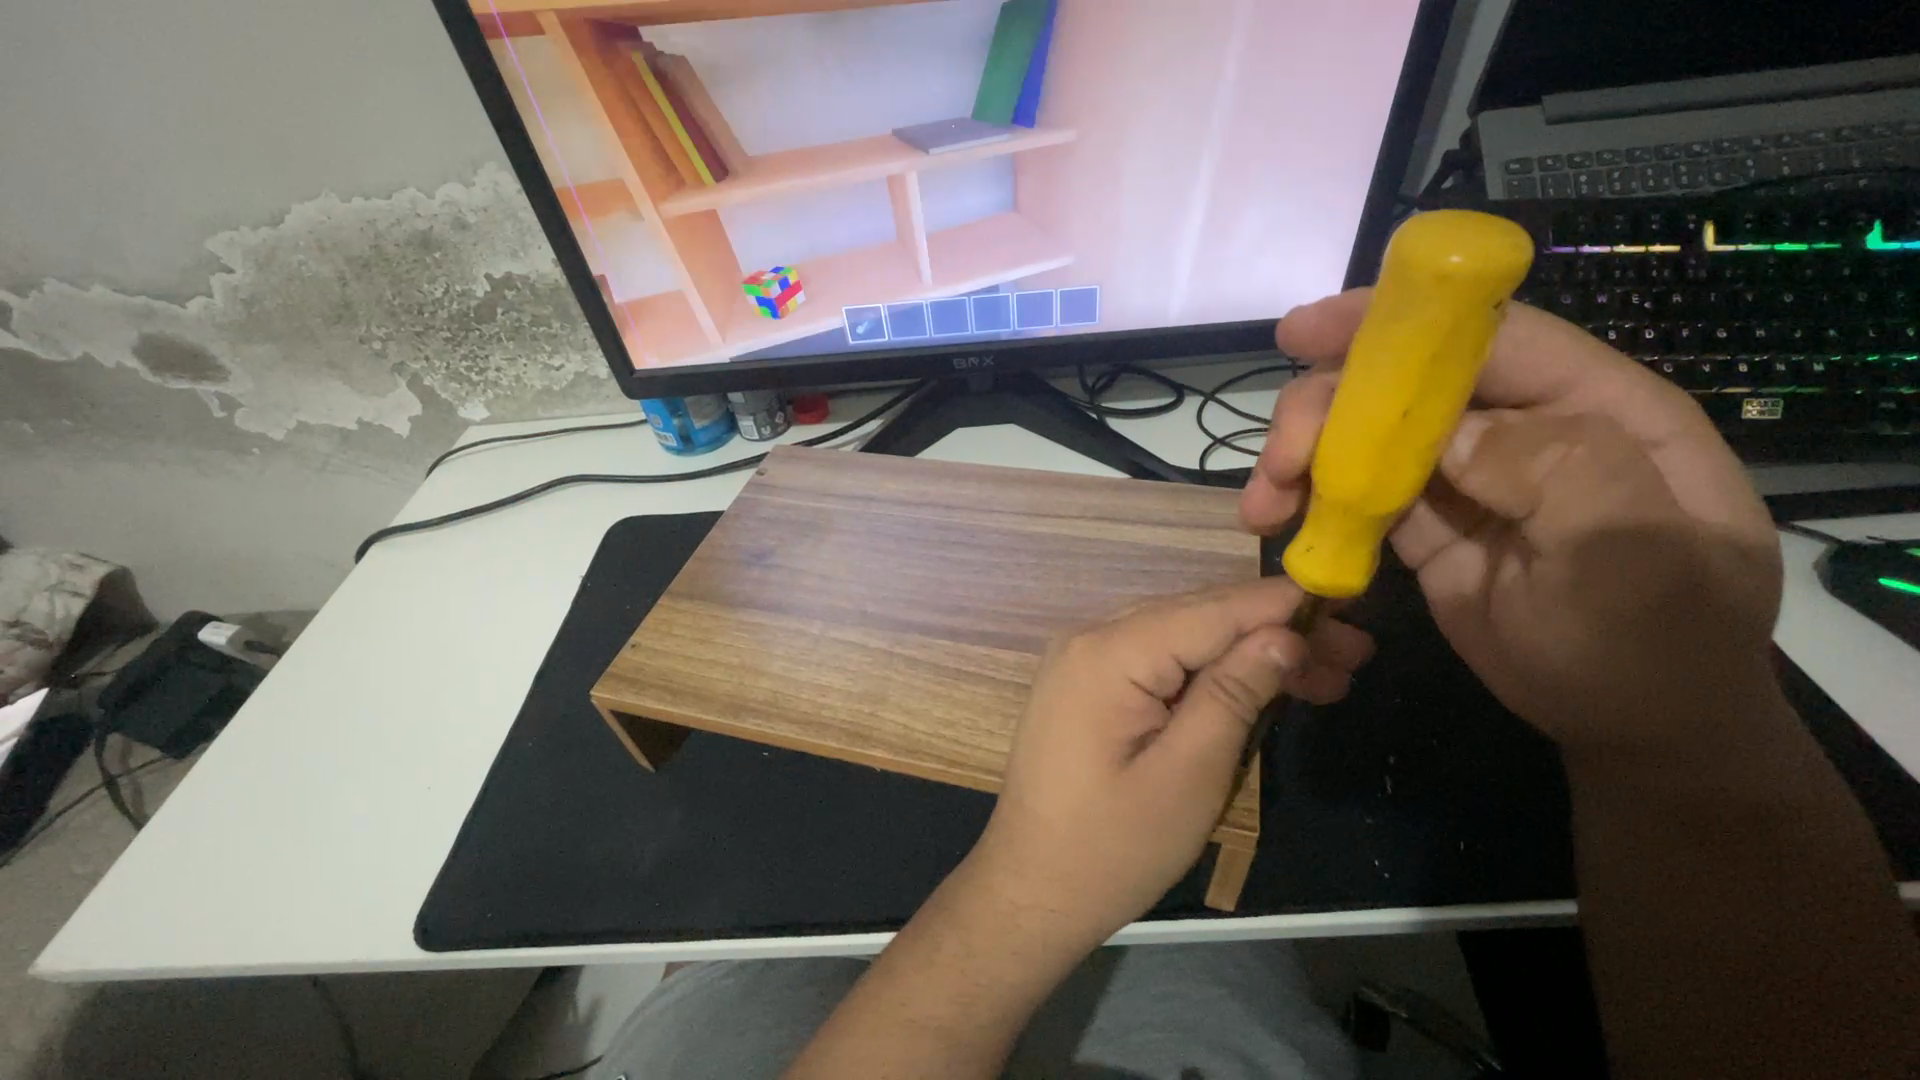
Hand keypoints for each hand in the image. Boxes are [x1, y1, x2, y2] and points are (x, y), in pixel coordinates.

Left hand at [965, 579, 1373, 947]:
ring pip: (1183, 636)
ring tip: (1325, 675)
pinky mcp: (1087, 684)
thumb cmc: (1112, 847)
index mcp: (1108, 653)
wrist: (1031, 889)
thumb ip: (1235, 694)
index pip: (1211, 609)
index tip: (1350, 607)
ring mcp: (1082, 659)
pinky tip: (1260, 685)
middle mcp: (1089, 638)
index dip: (1282, 605)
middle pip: (1198, 616)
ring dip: (1248, 652)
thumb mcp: (1190, 775)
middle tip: (1353, 654)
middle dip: (1275, 631)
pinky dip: (1209, 671)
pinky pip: (1158, 659)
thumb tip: (1285, 632)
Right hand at [1242, 293, 1782, 755]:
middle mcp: (1521, 428)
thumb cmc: (1655, 644)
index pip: (1488, 337)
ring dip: (1302, 457)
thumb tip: (1451, 432)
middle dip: (1324, 408)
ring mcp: (1466, 477)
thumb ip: (1558, 471)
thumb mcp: (1633, 559)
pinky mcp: (1424, 524)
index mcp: (1594, 410)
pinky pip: (1355, 494)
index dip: (1396, 321)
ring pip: (1366, 434)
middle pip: (1404, 382)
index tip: (1303, 331)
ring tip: (1262, 506)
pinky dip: (1309, 502)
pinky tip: (1276, 523)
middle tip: (1277, 464)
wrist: (1633, 727)